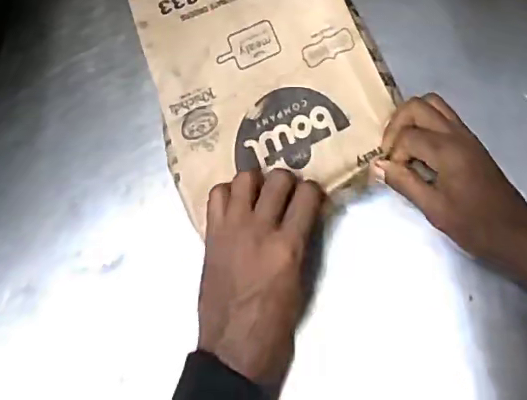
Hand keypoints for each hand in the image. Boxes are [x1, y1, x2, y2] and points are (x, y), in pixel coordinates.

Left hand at [197, 169, 324, 388]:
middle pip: (278, 179)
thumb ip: (301, 245)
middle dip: (288, 180)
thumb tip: (305, 217)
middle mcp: (259, 229)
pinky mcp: (212, 232)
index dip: (314, 190)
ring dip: (257, 181)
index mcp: (287, 247)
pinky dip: (228, 193)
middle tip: (288, 192)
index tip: (313, 194)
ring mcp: (232, 227)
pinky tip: (235, 205)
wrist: (232, 349)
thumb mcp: (299, 286)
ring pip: (245, 177)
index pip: (307, 196)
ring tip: (260, 194)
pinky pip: (217, 194)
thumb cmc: (273, 327)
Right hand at [376, 94, 526, 281]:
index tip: (391, 173)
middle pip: (416, 106)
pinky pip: (444, 115)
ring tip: (404, 144)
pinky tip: (422, 149)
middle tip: (392, 151)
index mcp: (447, 149)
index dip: (393, 153)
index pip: (407, 136)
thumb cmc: (477, 227)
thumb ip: (405, 183)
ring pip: (432, 104)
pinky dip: (427, 122)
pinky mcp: (471, 142)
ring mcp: (466, 135)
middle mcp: (456, 134)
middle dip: (397, 124)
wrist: (519, 236)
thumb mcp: (435, 210)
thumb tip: (378, 165)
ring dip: (412, 118)